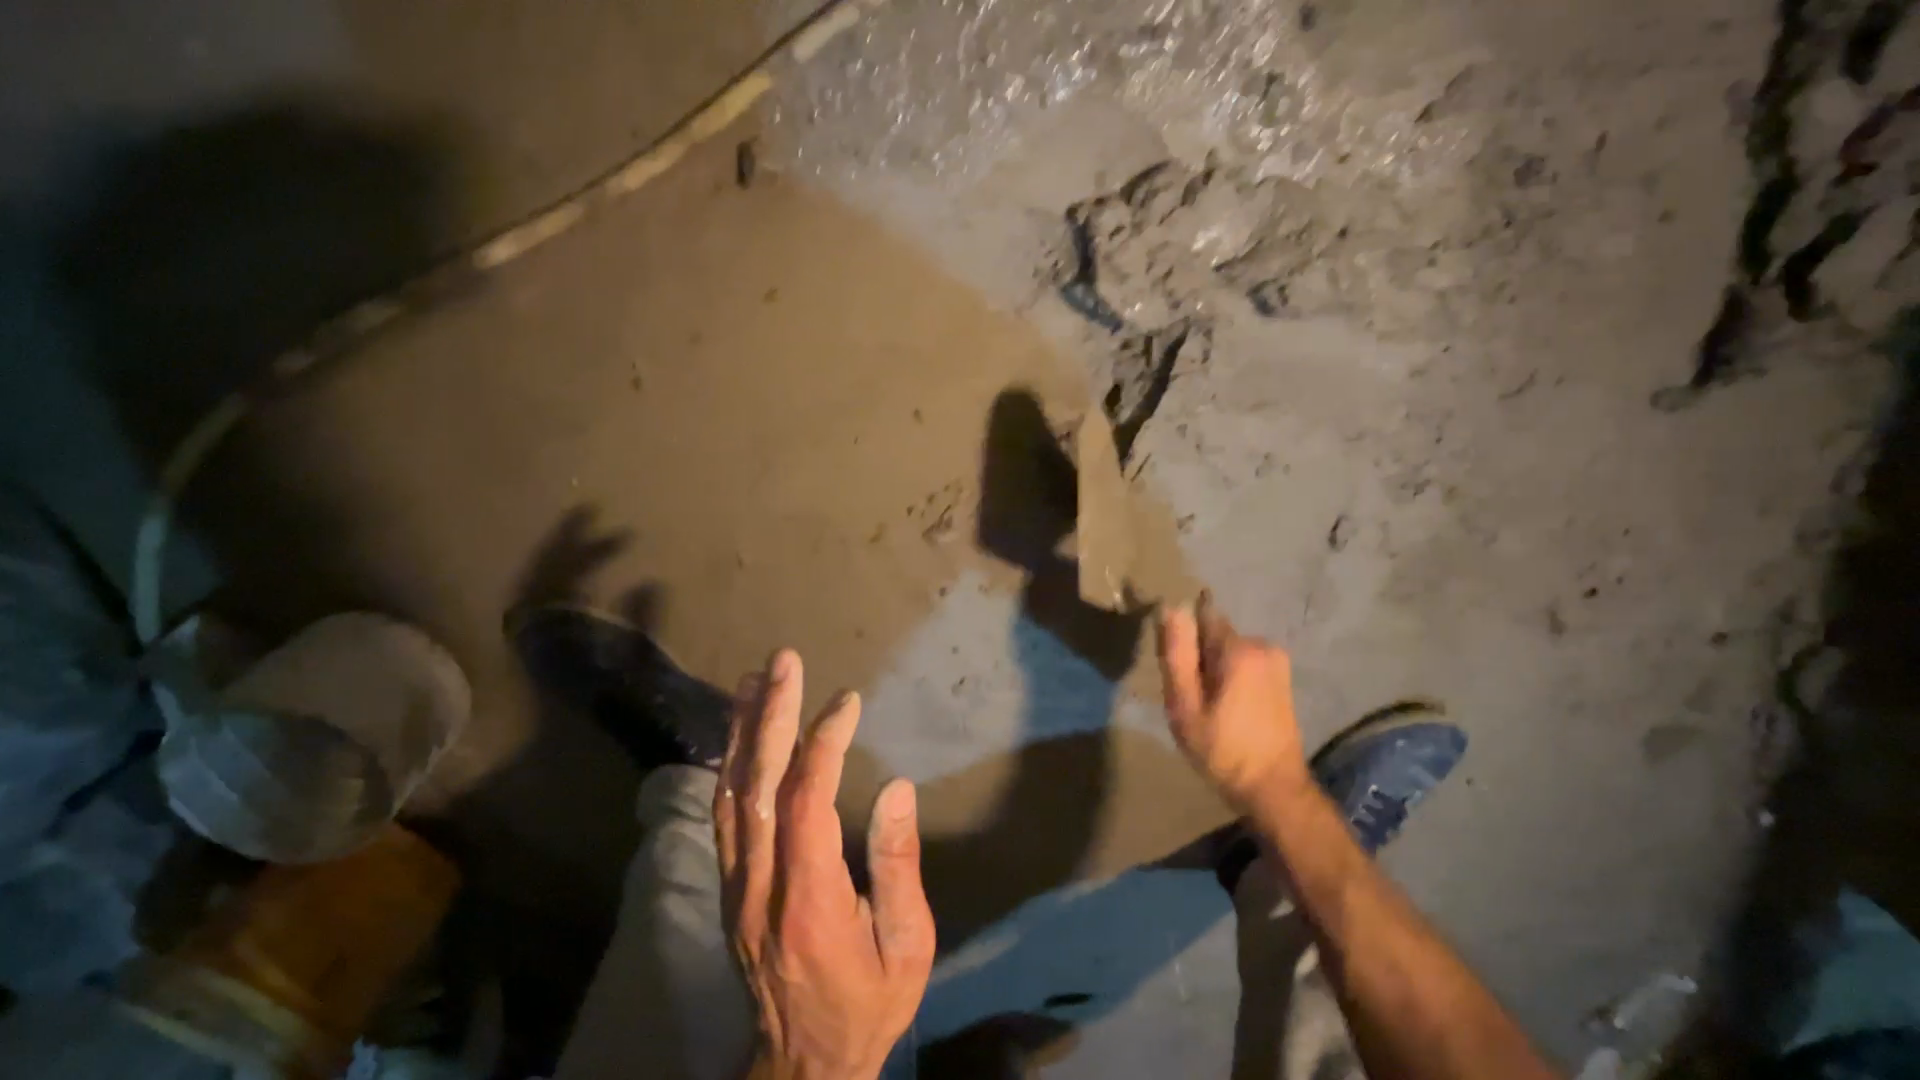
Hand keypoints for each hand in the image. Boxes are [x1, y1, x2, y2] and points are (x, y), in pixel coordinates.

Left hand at [716, 649, 935, 1079]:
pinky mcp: (728, 891)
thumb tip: (896, 790)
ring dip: (740, 732)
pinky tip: (739, 738)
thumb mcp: (905, 947)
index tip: (846, 702)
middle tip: (783, 661)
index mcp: (811, 899)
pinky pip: (722, 818)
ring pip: (729, 796)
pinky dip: (729, 768)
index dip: (822, 742)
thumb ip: (898, 867)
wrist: (802, 1064)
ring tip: (754, 680)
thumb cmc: (867, 1002)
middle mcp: (762, 885)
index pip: (807, 800)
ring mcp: (736, 887)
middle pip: (757, 785)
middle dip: (770, 716)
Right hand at [1156, 593, 1309, 810]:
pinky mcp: (1282, 677)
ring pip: (1229, 650)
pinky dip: (1231, 677)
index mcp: (1239, 649)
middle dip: (1198, 656)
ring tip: (1207, 707)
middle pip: (1215, 635)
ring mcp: (1277, 660)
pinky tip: (1227, 709)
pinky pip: (1245, 663)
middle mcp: (1262, 645)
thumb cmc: (1223, 750)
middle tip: (1189, 697)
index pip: (1199, 617)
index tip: (1174, 667)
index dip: (1182, 639)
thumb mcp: (1185, 706)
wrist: (1274, 788)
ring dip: (1214, 669)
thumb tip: (1171, 607)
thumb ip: (1177, 654)